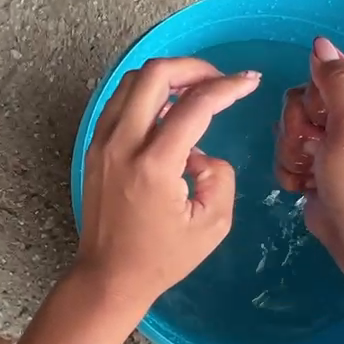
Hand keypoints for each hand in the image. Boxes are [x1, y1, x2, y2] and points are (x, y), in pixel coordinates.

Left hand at [78, 57, 260, 310]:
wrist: (109, 276)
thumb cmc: (162, 257)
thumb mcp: (212, 224)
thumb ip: (219, 176)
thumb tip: (201, 152)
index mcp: (154, 165)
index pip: (194, 106)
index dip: (227, 87)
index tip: (249, 81)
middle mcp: (122, 145)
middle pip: (153, 74)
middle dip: (192, 67)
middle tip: (217, 79)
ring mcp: (102, 144)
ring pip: (130, 82)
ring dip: (165, 77)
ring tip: (193, 92)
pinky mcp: (93, 148)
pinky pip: (118, 102)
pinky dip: (144, 94)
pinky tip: (165, 110)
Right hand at [274, 38, 343, 260]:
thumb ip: (337, 79)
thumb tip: (320, 43)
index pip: (326, 76)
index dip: (317, 101)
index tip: (326, 127)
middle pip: (302, 99)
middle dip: (300, 128)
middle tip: (317, 150)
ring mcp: (334, 136)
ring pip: (289, 125)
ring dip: (292, 151)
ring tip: (312, 170)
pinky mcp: (316, 158)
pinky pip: (286, 148)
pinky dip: (291, 167)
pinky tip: (306, 182)